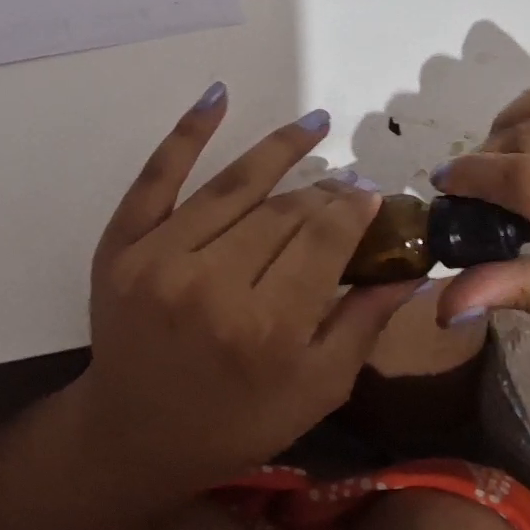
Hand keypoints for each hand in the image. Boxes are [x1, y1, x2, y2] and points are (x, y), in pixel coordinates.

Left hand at [70, 86, 420, 500]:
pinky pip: (156, 176)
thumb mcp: (315, 391)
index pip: (323, 241)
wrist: (133, 433)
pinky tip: (219, 96)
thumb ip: (362, 324)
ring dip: (278, 148)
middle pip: (282, 212)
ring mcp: (157, 258)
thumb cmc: (235, 422)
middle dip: (324, 190)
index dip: (353, 208)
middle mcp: (210, 285)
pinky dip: (188, 132)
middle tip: (346, 181)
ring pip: (232, 186)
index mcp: (265, 330)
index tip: (372, 192)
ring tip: (314, 124)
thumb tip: (410, 265)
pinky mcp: (119, 244)